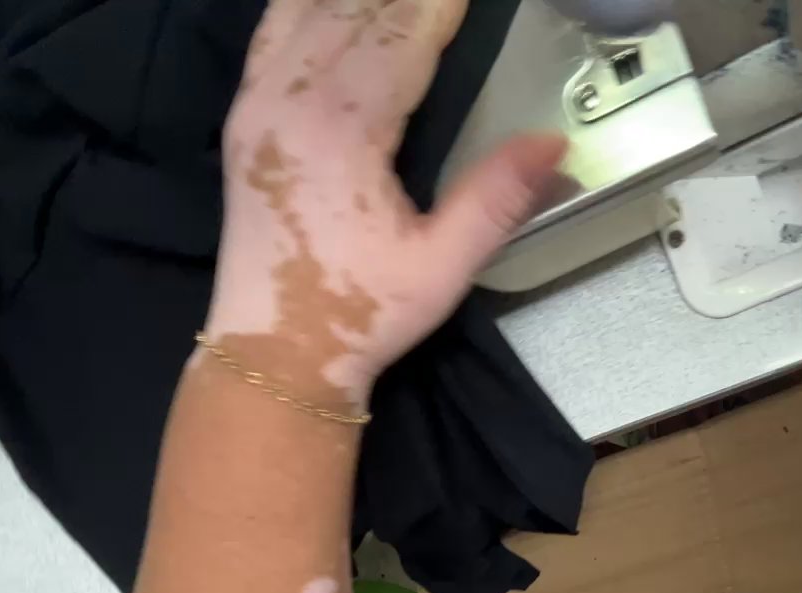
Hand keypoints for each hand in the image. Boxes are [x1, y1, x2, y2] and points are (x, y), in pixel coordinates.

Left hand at [203, 0, 567, 405]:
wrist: (279, 349)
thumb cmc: (363, 312)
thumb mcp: (443, 266)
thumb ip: (496, 199)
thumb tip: (556, 144)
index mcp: (342, 128)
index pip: (400, 36)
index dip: (440, 5)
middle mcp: (290, 97)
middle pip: (357, 11)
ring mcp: (258, 103)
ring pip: (311, 11)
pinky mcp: (245, 118)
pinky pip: (273, 33)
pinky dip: (308, 5)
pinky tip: (331, 2)